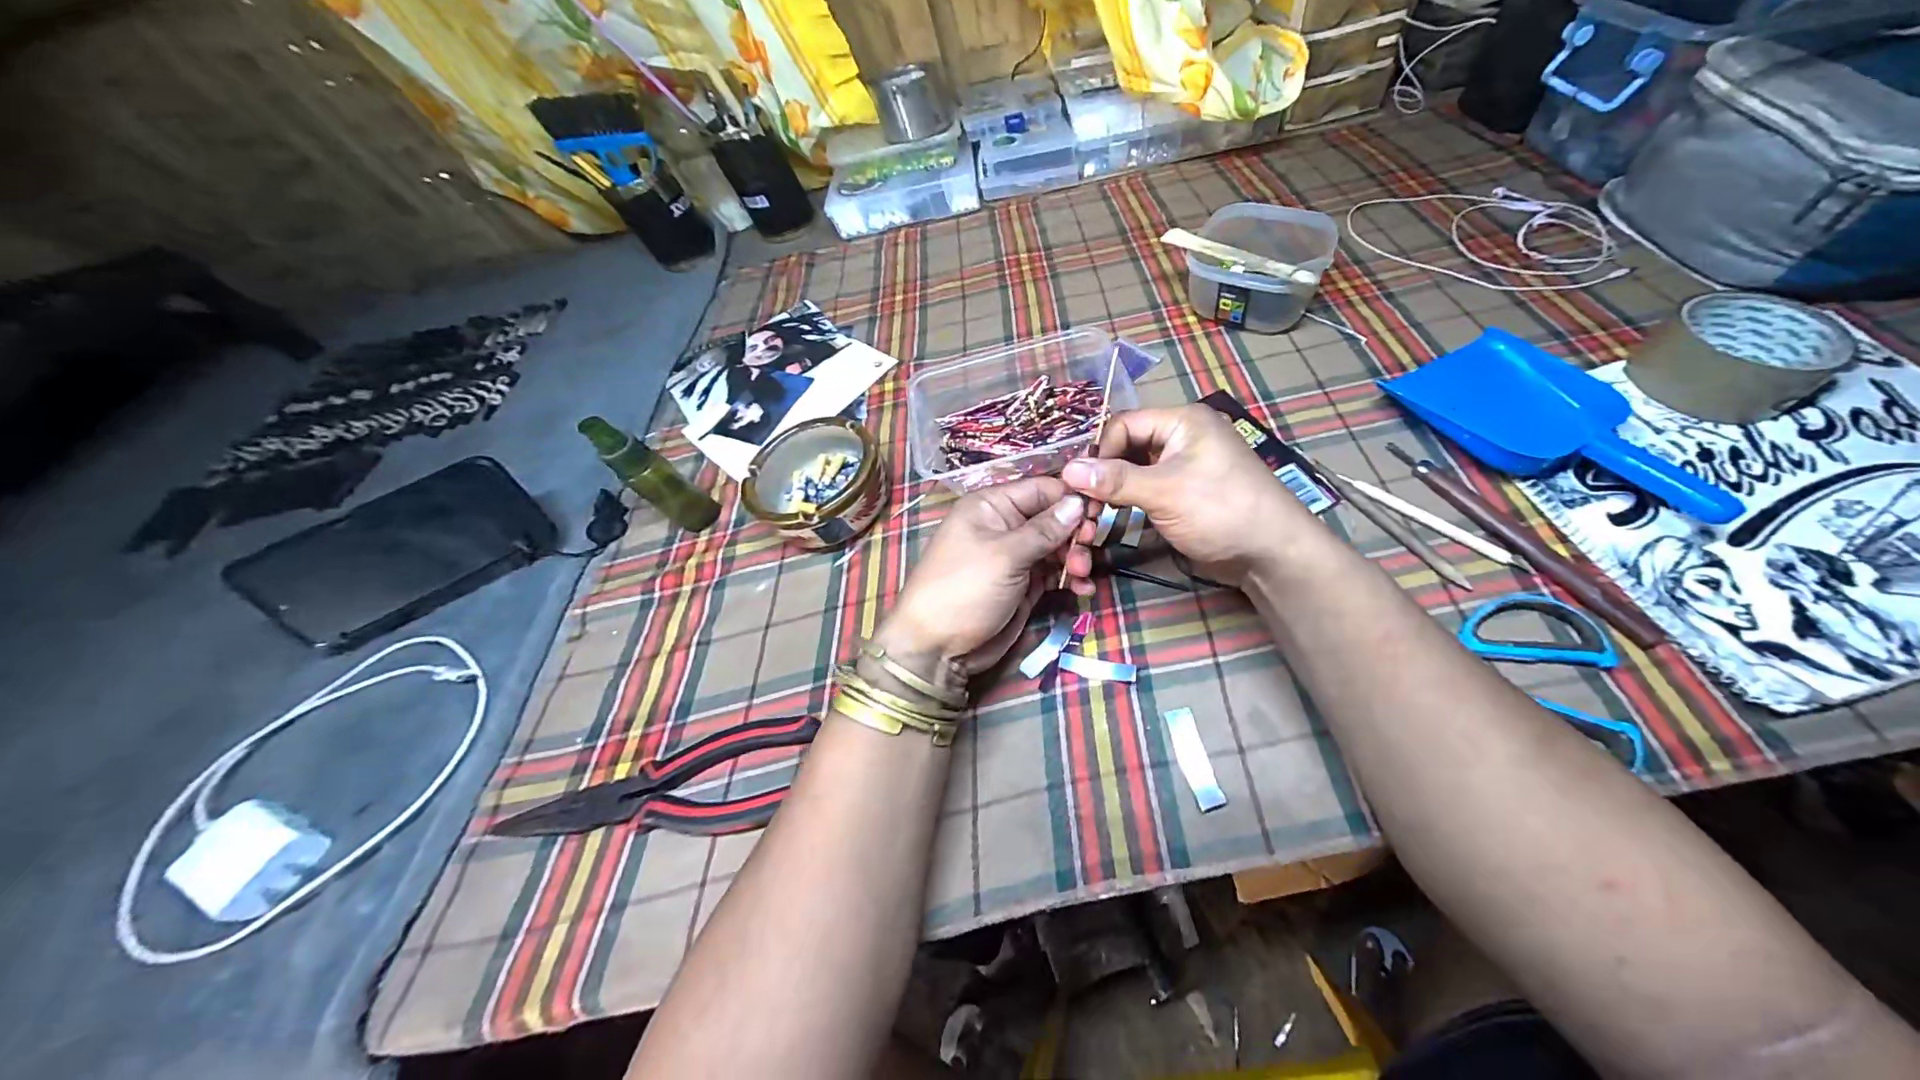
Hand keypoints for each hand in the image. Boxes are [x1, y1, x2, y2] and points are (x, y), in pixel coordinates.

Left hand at [877, 477, 1086, 680]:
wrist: (938, 647)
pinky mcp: (1024, 584)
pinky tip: (1082, 589)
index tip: (1098, 514)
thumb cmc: (965, 590)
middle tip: (1087, 552)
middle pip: (1054, 517)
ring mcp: (1015, 556)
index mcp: (991, 506)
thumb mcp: (1005, 555)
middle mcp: (1004, 525)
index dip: (1071, 498)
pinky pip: (1054, 572)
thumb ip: (1044, 529)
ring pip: (1058, 546)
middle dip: (1076, 533)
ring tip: (1081, 575)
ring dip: (1076, 558)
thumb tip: (1078, 501)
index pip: (1041, 488)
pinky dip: (1069, 578)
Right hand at [1062, 404, 1319, 585]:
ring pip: (1132, 472)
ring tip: (1092, 517)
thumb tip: (1067, 471)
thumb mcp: (1164, 492)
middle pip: (1125, 448)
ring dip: (1111, 493)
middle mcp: (1181, 438)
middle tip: (1082, 505)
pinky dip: (1127, 503)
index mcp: (1182, 422)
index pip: (1123, 425)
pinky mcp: (1182, 494)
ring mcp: (1182, 468)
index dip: (1099, 452)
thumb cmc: (1221, 511)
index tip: (1079, 485)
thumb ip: (1115, 480)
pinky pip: (1145, 491)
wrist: (1270, 555)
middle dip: (1102, 475)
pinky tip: (1111, 520)